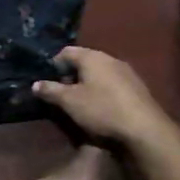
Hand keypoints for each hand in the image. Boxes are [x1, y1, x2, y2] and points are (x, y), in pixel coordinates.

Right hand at [34, 46, 169, 143]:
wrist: (144, 127)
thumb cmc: (102, 109)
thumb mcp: (70, 102)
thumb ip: (51, 90)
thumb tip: (35, 84)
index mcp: (92, 57)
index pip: (66, 51)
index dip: (53, 64)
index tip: (47, 81)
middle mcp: (109, 58)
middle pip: (84, 60)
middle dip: (70, 74)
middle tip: (62, 93)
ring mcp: (126, 71)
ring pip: (99, 72)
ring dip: (87, 83)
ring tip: (80, 101)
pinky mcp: (136, 86)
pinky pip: (112, 82)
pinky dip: (102, 89)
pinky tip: (101, 106)